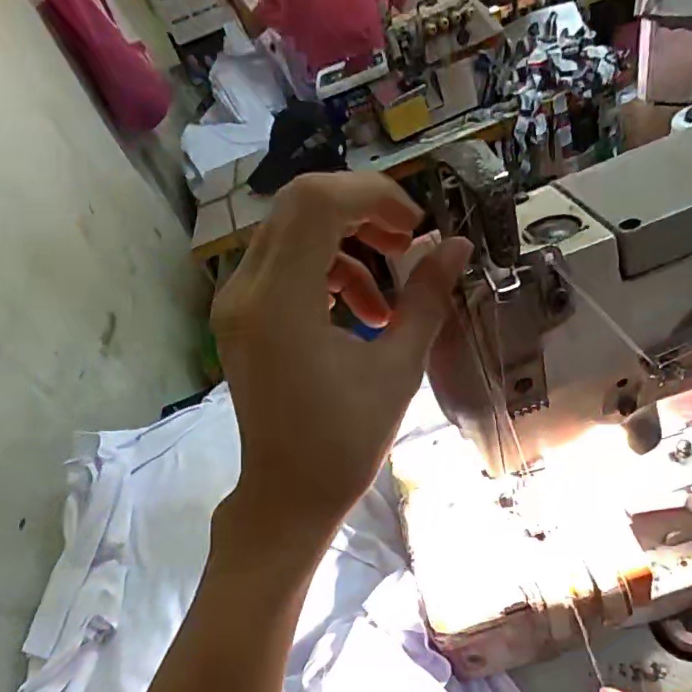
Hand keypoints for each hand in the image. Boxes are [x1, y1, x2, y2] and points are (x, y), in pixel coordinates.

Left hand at [212, 173, 470, 542]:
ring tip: (386, 304)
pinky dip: (323, 274)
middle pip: (299, 207)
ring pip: (290, 235)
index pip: (317, 202)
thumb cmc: (345, 444)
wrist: (288, 496)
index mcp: (281, 302)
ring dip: (346, 249)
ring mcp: (234, 305)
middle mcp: (245, 292)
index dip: (373, 196)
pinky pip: (281, 268)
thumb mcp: (396, 370)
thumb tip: (457, 248)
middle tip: (406, 247)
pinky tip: (358, 315)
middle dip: (361, 214)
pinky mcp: (238, 320)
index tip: (415, 229)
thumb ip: (426, 300)